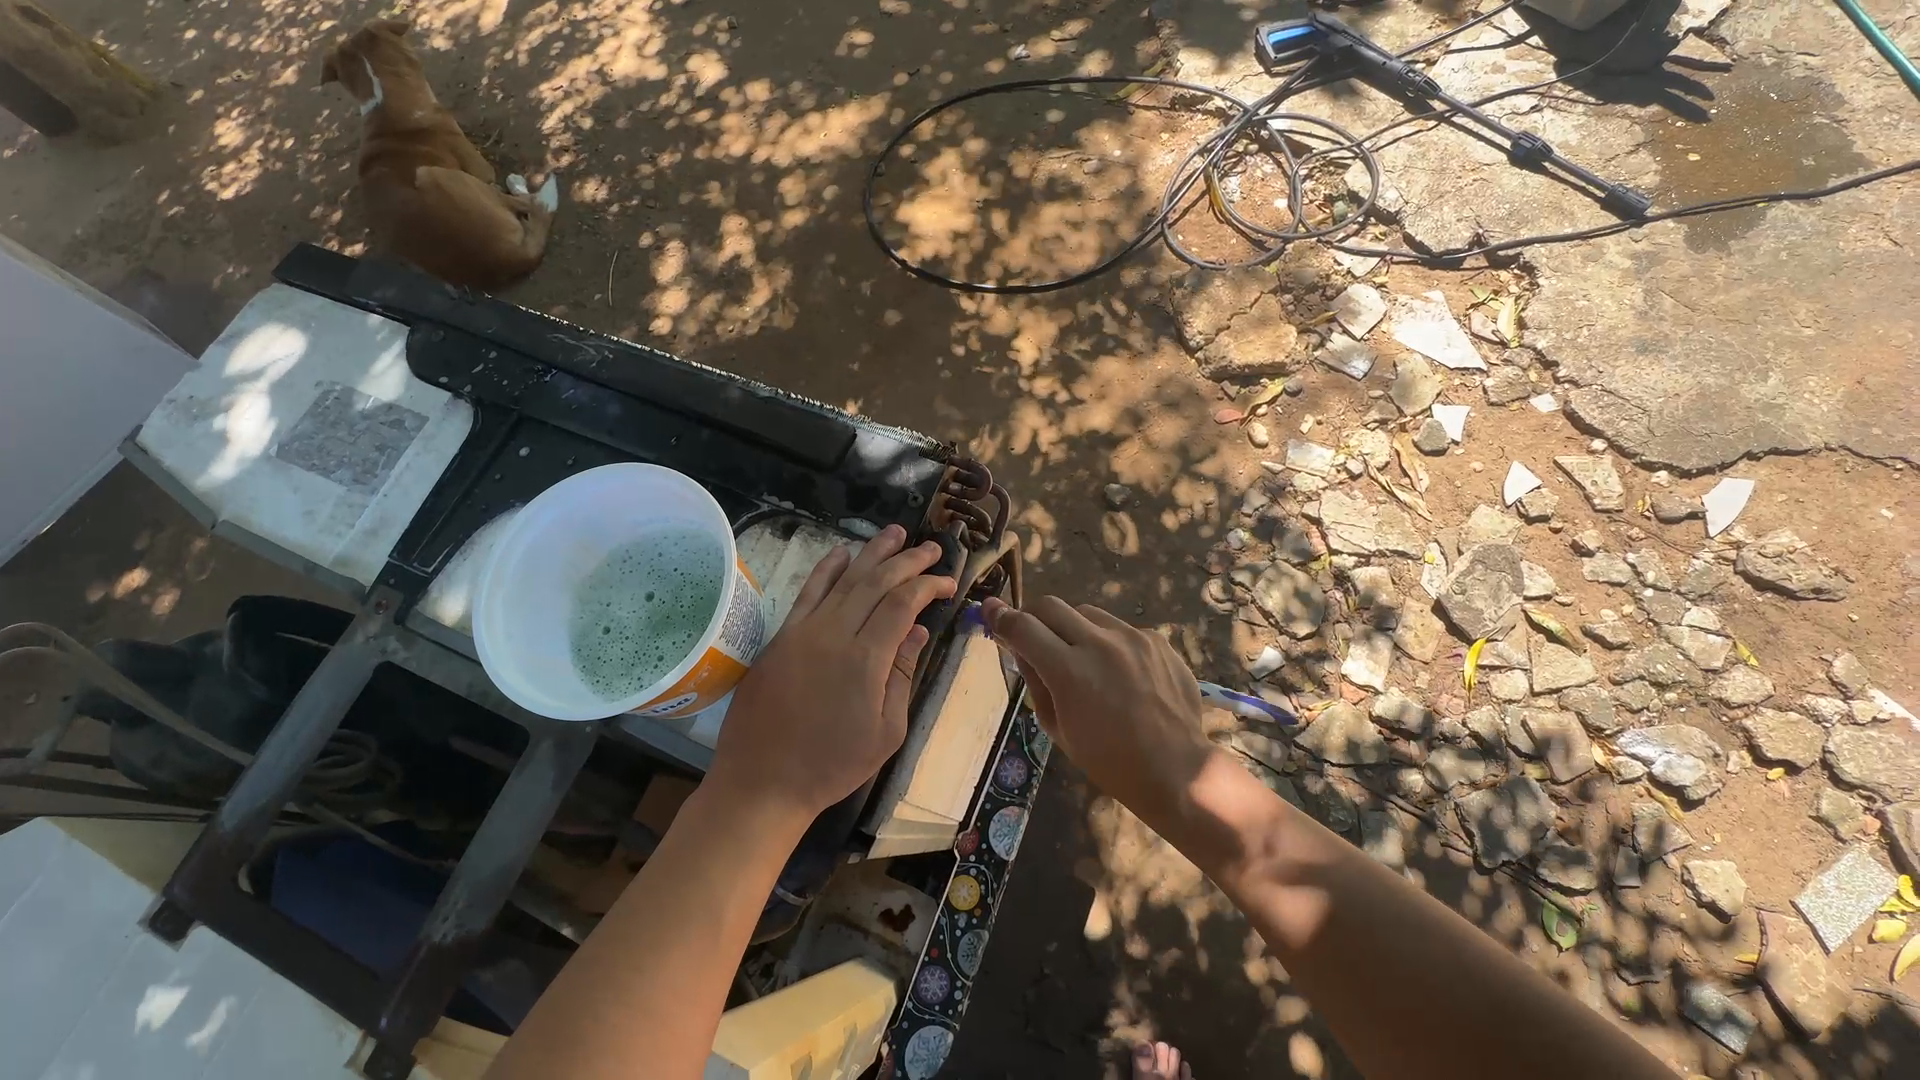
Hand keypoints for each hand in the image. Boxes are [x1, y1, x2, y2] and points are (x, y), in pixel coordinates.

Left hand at [708, 525, 955, 817]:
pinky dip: (827, 570)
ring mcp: (803, 632)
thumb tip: (917, 631)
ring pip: (843, 580)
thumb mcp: (886, 733)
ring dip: (872, 553)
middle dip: (908, 561)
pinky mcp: (781, 637)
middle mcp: (834, 634)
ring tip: (895, 533)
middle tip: (932, 549)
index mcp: (865, 660)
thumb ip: (902, 676)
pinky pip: (808, 593)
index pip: (902, 605)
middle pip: (876, 583)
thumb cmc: (832, 766)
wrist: (762, 780)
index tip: (949, 583)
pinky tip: (843, 554)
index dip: (928, 587)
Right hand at [981, 596, 1211, 829]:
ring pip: (1087, 614)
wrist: (1174, 767)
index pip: (1023, 628)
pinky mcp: (1156, 640)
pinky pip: (1120, 629)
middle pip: (1051, 606)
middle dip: (1033, 616)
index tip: (990, 610)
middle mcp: (1100, 643)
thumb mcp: (1057, 727)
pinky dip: (1108, 643)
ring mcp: (1133, 637)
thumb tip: (1022, 649)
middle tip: (1030, 633)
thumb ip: (1036, 681)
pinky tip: (1118, 672)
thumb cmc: (1108, 760)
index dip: (1000, 617)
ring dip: (1072, 628)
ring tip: (1081, 658)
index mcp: (1070, 671)